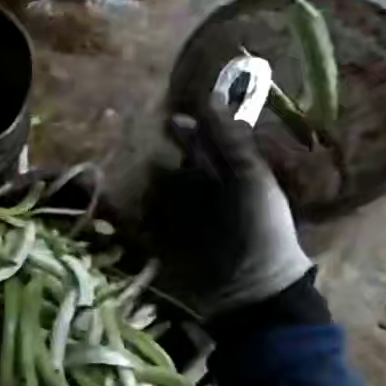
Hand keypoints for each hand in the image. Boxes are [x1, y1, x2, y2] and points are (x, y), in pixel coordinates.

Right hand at [145, 97, 311, 318]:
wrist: (252, 291)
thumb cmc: (261, 230)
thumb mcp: (252, 178)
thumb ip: (231, 140)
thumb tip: (211, 94)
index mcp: (226, 173)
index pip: (200, 142)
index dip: (186, 129)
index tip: (169, 120)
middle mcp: (201, 191)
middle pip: (172, 164)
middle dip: (158, 158)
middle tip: (141, 151)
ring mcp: (180, 219)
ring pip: (154, 191)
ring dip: (144, 186)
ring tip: (130, 181)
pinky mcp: (163, 243)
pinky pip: (142, 221)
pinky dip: (133, 214)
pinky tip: (124, 208)